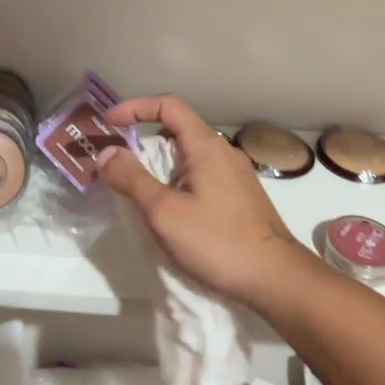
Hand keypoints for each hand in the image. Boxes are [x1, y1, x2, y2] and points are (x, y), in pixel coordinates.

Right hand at [97, 94, 314, 303]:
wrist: (278, 279)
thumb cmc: (219, 241)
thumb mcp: (165, 212)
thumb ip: (132, 179)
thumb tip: (107, 153)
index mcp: (206, 145)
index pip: (168, 106)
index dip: (135, 107)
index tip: (109, 123)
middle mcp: (223, 152)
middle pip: (177, 130)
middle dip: (143, 140)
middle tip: (116, 162)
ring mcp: (235, 175)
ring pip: (189, 156)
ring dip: (159, 164)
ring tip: (137, 189)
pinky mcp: (240, 197)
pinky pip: (200, 175)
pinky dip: (176, 180)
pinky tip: (169, 209)